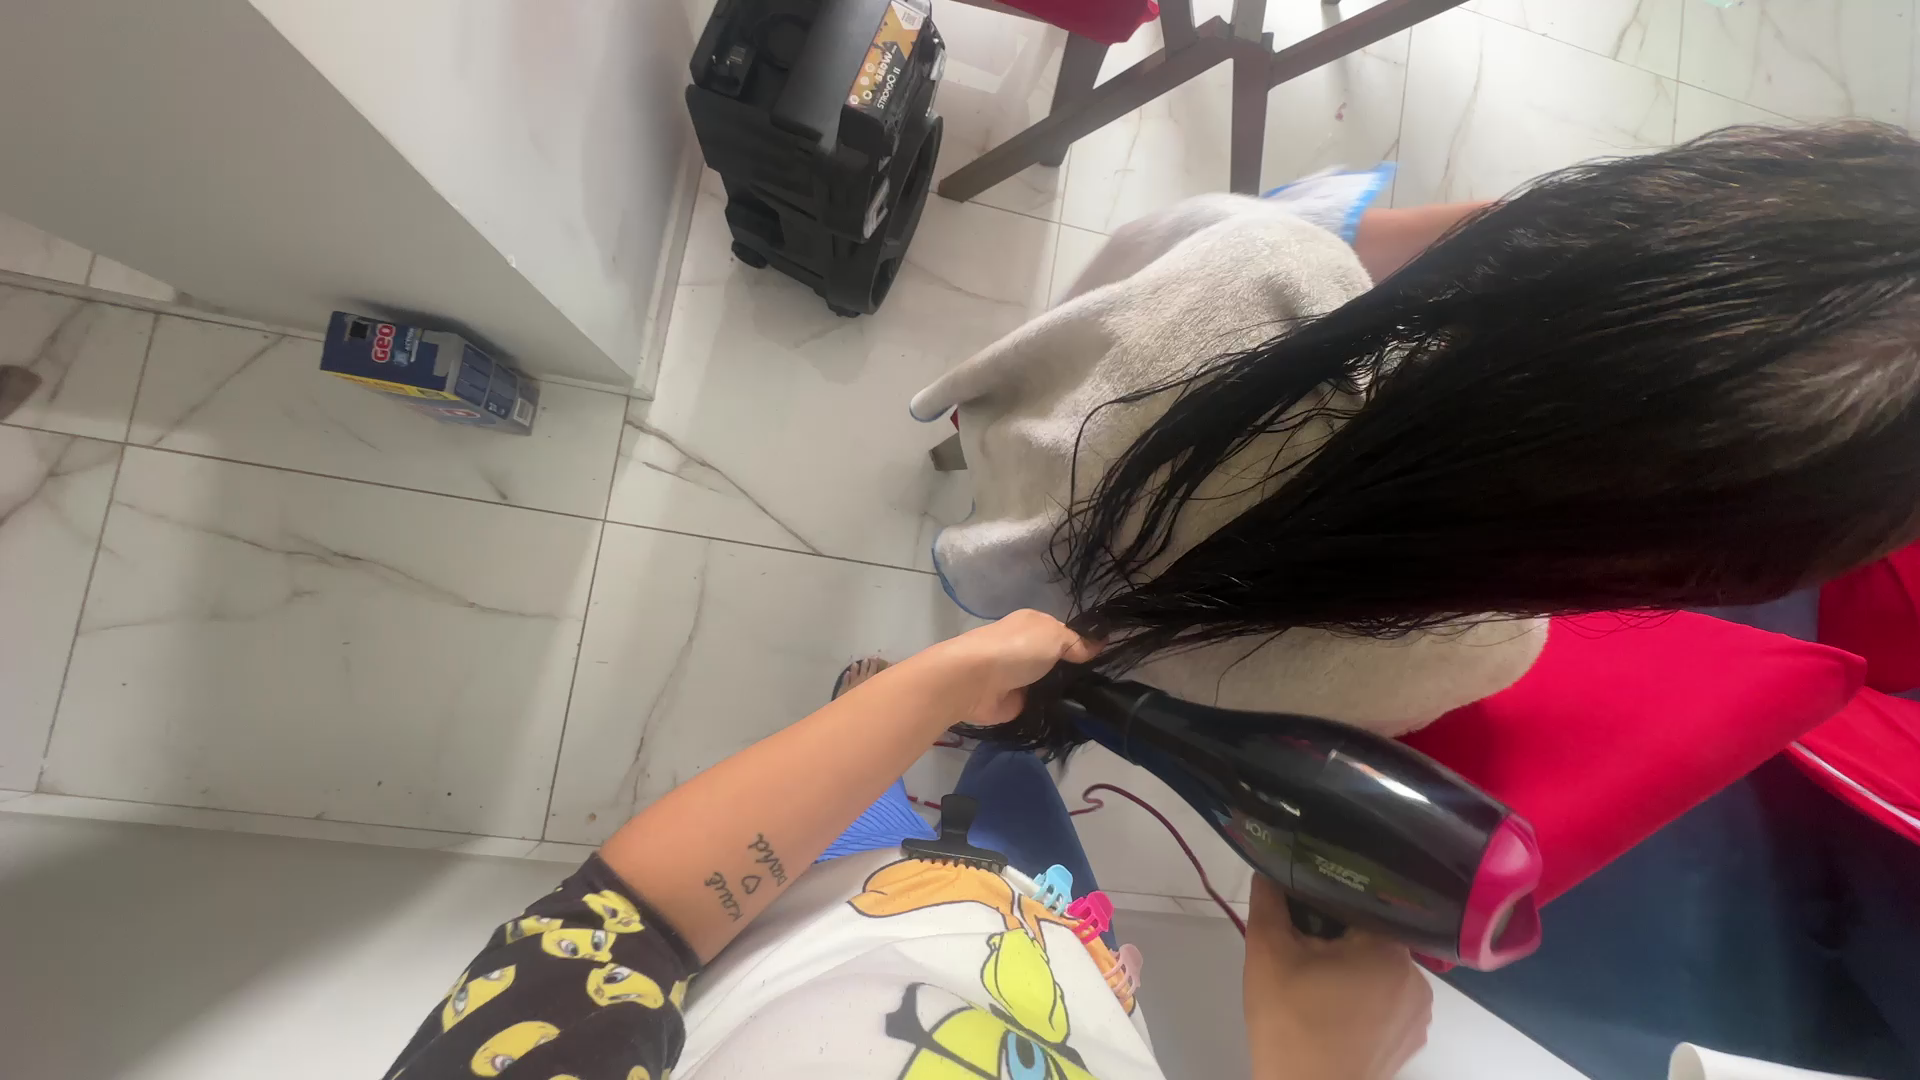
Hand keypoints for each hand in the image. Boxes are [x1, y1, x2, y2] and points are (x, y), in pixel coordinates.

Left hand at [895, 610, 1099, 727]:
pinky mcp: (1018, 704)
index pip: (1065, 634)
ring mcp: (1022, 678)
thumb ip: (1076, 643)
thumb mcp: (1054, 636)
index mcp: (1033, 625)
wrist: (975, 681)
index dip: (1084, 645)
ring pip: (1054, 686)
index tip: (1108, 659)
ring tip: (1098, 704)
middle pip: (1060, 662)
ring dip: (1068, 694)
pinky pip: (1044, 708)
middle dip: (1078, 673)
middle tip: (1106, 686)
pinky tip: (1078, 718)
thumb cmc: (1016, 649)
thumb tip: (1097, 645)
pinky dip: (1055, 712)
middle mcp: (1026, 649)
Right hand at [1243, 877, 1432, 1079]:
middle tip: (1295, 945)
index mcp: (1390, 951)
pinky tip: (1324, 1006)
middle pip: (1366, 936)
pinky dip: (1355, 995)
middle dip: (1330, 934)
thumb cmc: (1290, 1018)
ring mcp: (1417, 1017)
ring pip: (1373, 968)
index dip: (1320, 902)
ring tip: (1306, 977)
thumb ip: (1269, 898)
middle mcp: (1416, 980)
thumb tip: (1269, 869)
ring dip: (1343, 965)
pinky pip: (1381, 999)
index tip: (1295, 909)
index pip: (1356, 904)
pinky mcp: (1407, 1044)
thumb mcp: (1267, 947)